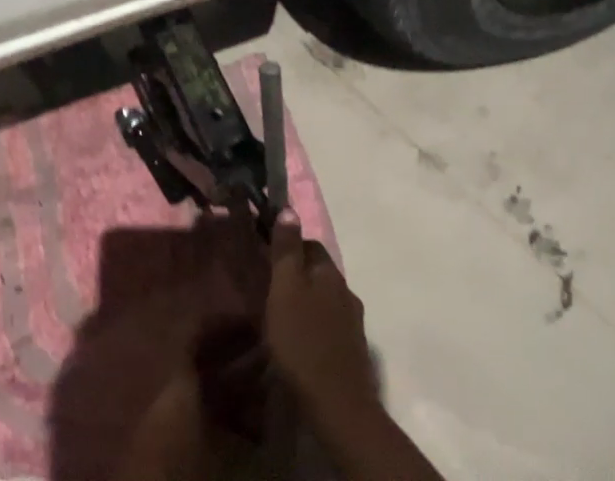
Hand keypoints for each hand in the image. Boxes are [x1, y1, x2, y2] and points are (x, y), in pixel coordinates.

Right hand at [264, 214, 376, 426]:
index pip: (309, 243)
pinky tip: (296, 338)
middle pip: (317, 270)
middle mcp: (346, 291)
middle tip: (264, 282)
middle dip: (295, 271)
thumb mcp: (284, 291)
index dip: (286, 242)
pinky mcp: (350, 350)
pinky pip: (327, 323)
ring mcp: (352, 322)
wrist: (337, 405)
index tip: (262, 251)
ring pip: (323, 298)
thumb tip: (290, 210)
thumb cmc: (302, 342)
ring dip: (303, 299)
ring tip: (276, 311)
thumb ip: (286, 252)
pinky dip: (311, 323)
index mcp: (329, 273)